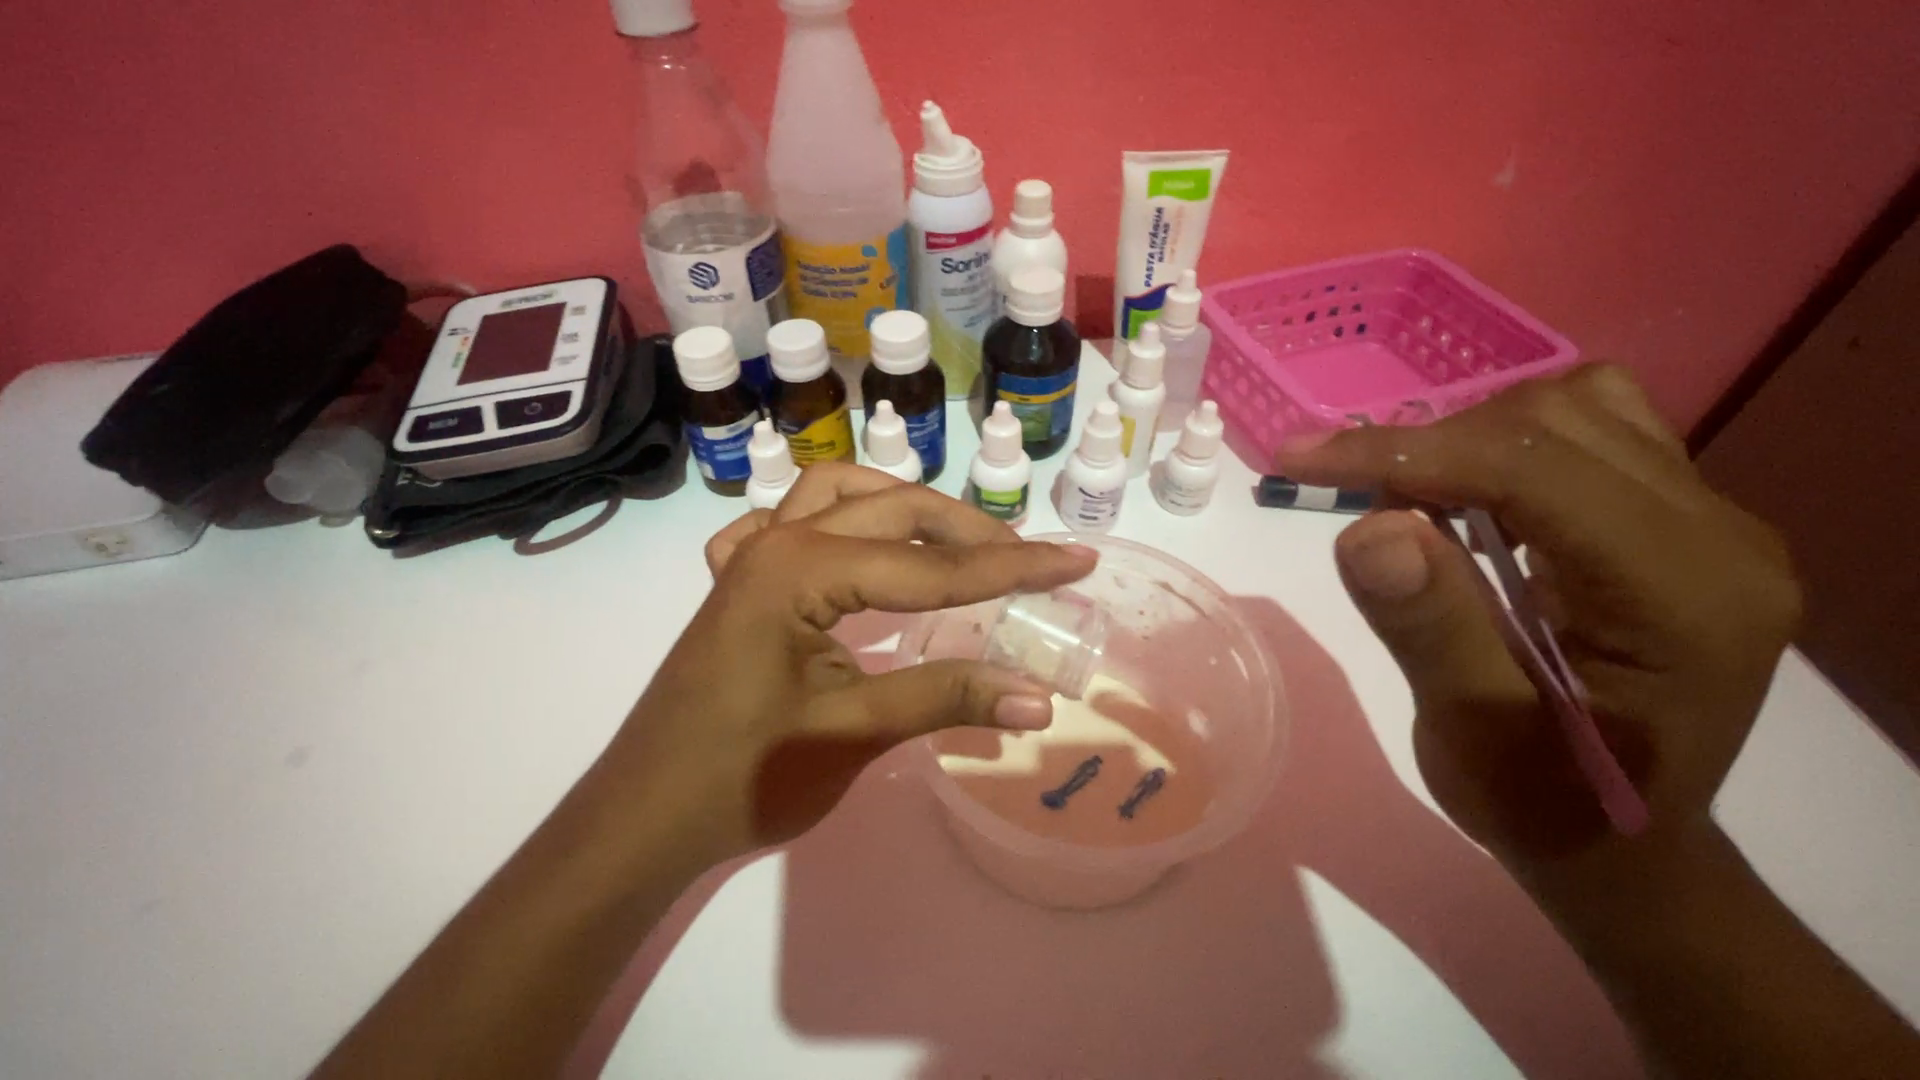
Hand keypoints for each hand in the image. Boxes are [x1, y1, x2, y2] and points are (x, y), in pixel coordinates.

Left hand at [608, 464, 1096, 866]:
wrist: (641, 818)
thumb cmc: (741, 780)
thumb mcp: (851, 734)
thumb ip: (944, 700)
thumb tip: (1041, 697)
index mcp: (799, 570)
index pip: (928, 566)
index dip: (1009, 569)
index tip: (1077, 561)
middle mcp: (774, 543)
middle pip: (890, 510)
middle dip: (966, 532)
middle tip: (1029, 561)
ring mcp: (748, 559)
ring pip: (837, 496)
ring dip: (901, 507)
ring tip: (955, 541)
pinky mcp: (738, 586)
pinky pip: (788, 525)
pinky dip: (833, 523)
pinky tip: (851, 553)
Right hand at [1278, 364, 1799, 867]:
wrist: (1621, 846)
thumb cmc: (1544, 804)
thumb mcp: (1473, 737)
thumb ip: (1432, 629)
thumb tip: (1370, 526)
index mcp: (1682, 593)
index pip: (1535, 471)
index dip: (1408, 453)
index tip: (1300, 458)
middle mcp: (1718, 536)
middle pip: (1557, 422)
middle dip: (1434, 449)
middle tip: (1361, 505)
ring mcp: (1709, 521)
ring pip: (1576, 410)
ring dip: (1469, 441)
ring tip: (1415, 505)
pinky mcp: (1680, 521)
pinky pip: (1589, 434)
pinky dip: (1505, 448)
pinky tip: (1471, 508)